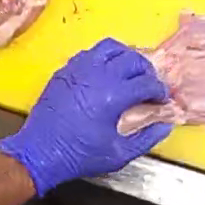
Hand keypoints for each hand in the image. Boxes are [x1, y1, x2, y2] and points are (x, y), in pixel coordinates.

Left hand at [0, 38, 170, 194]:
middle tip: (148, 86)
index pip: (147, 82)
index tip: (161, 100)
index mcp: (114, 95)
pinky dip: (103, 58)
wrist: (40, 153)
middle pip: (133, 59)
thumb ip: (146, 139)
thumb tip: (164, 126)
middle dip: (146, 71)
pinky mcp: (65, 71)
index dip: (160, 91)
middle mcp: (98, 75)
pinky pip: (89, 54)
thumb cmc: (79, 156)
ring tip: (129, 72)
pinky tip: (105, 73)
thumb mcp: (118, 155)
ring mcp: (78, 69)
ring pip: (110, 48)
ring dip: (125, 57)